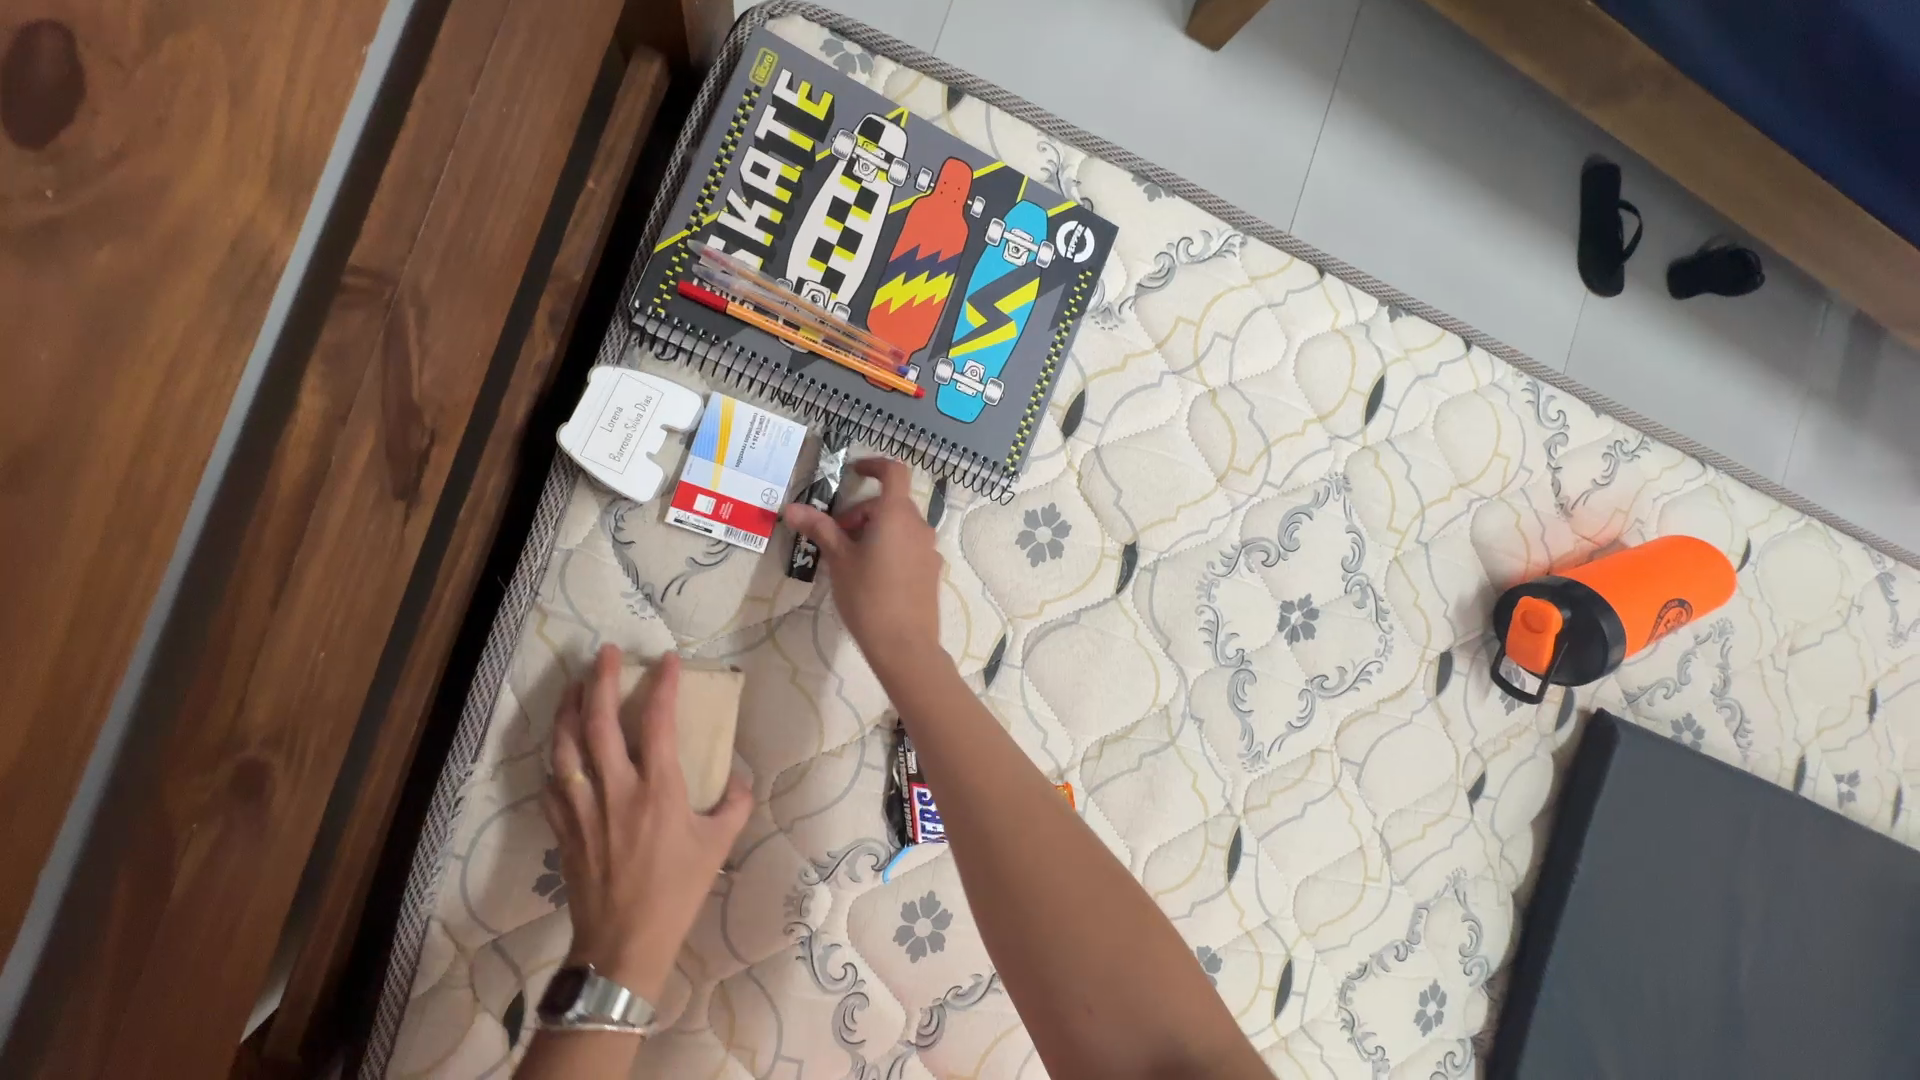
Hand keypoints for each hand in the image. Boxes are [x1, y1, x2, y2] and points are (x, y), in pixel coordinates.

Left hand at [543, 646, 751, 1001]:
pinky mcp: (562, 828)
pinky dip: (555, 757)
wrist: (624, 943)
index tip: (667, 660)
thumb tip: (740, 776)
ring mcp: (582, 808)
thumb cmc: (677, 892)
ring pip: (565, 746)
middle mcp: (615, 790)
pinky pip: (551, 782)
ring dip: (569, 709)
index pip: (657, 723)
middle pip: (598, 723)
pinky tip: (561, 748)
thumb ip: (735, 804)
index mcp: (657, 790)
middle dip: (600, 681)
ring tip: (576, 686)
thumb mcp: (719, 846)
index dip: (662, 686)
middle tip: (605, 653)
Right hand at [784, 457, 944, 680]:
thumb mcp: (838, 560)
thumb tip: (791, 508)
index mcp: (897, 514)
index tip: (854, 471)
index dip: (874, 465)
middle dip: (861, 512)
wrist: (905, 644)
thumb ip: (819, 529)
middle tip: (837, 537)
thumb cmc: (868, 597)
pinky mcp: (932, 570)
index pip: (894, 472)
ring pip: (900, 526)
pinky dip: (890, 547)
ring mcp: (929, 549)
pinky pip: (909, 546)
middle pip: (891, 503)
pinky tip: (873, 576)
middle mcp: (919, 526)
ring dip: (875, 530)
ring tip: (851, 559)